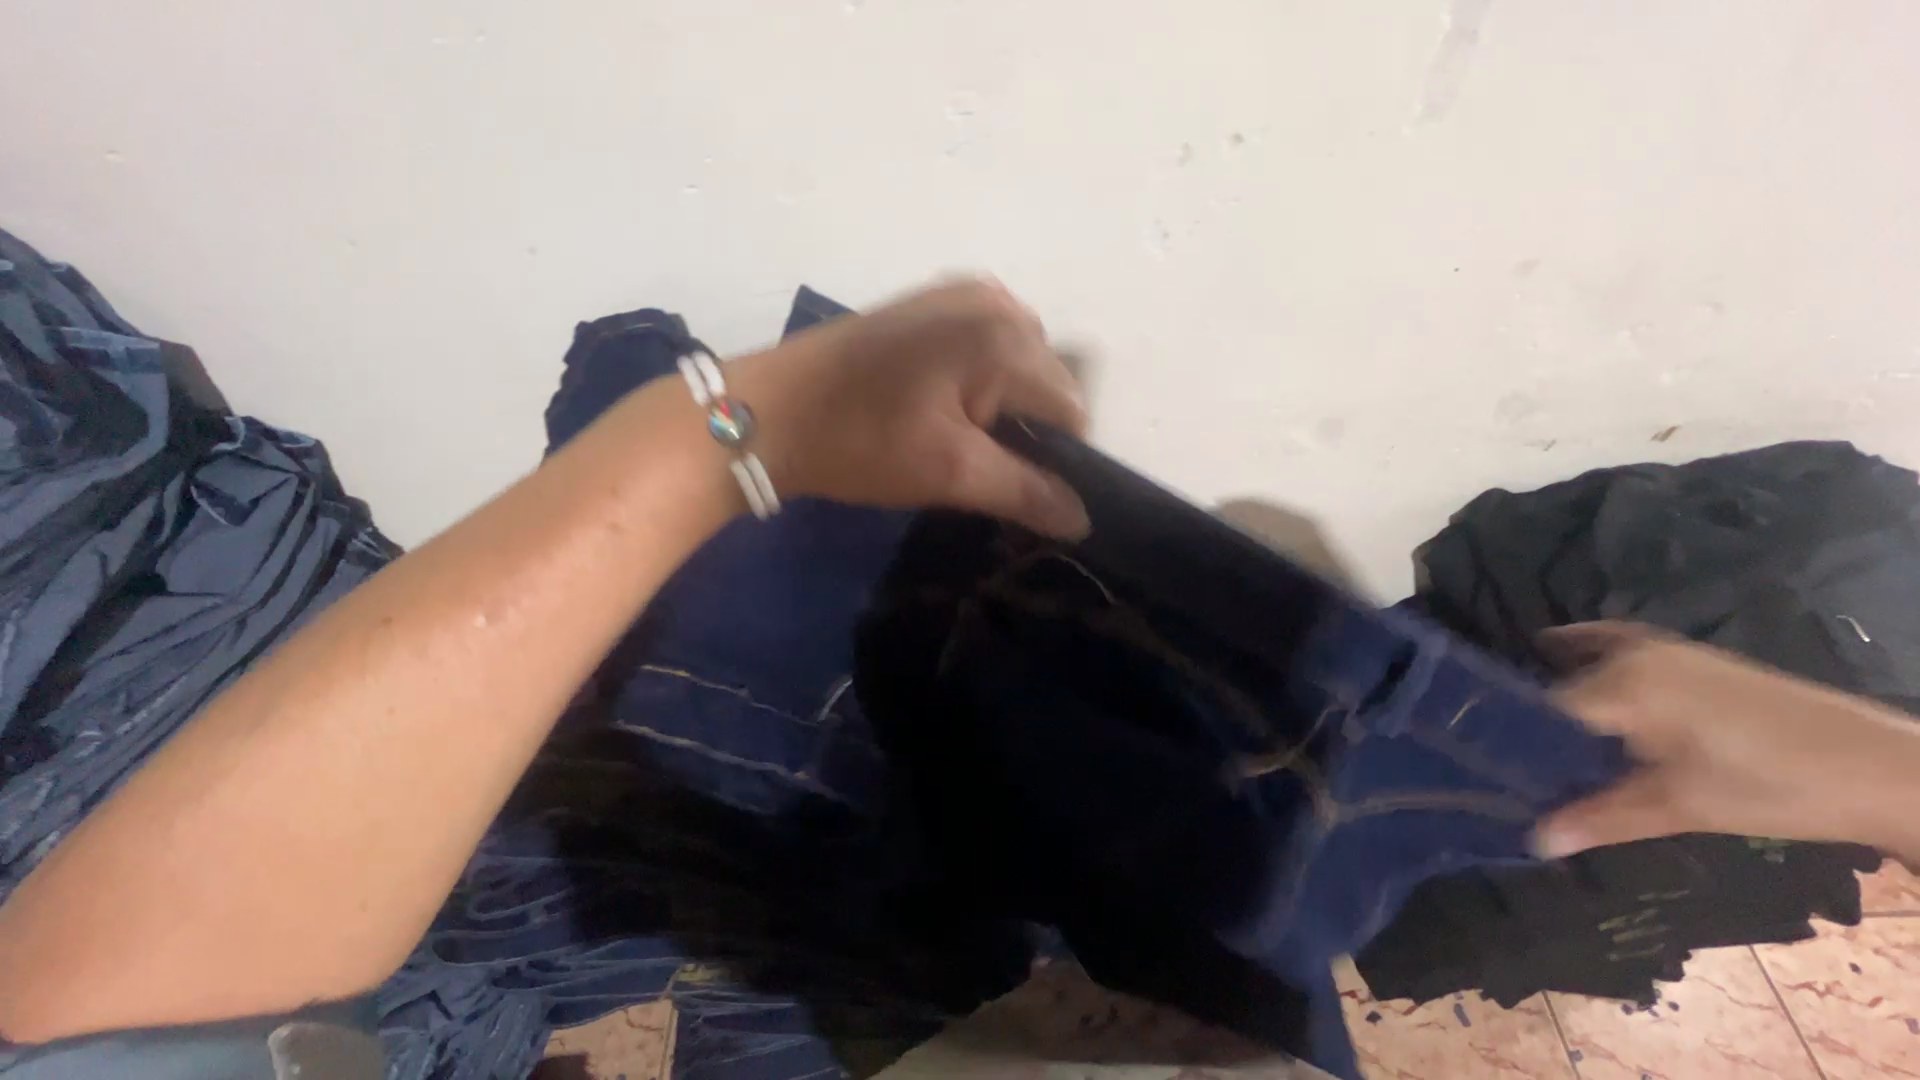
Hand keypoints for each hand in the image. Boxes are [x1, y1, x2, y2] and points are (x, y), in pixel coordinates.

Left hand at [728, 278, 1090, 538]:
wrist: (768, 411)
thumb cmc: (861, 440)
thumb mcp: (950, 471)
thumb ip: (1025, 491)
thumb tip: (1083, 518)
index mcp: (1007, 337)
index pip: (1072, 407)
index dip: (1057, 456)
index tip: (1017, 486)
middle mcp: (996, 301)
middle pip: (1050, 379)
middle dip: (1032, 426)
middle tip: (983, 464)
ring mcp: (959, 294)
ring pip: (1020, 362)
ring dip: (1007, 403)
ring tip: (962, 439)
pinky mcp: (929, 302)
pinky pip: (987, 343)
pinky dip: (983, 379)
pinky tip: (947, 407)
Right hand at [1533, 621, 1919, 858]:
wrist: (1889, 769)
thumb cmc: (1777, 786)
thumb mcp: (1682, 806)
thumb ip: (1601, 816)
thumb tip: (1534, 842)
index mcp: (1623, 684)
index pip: (1540, 706)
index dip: (1510, 738)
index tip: (1487, 767)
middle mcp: (1632, 656)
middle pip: (1556, 686)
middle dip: (1528, 723)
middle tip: (1503, 761)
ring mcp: (1662, 650)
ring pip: (1581, 667)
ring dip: (1554, 695)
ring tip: (1530, 737)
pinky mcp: (1687, 657)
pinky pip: (1612, 649)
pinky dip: (1584, 660)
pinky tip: (1575, 682)